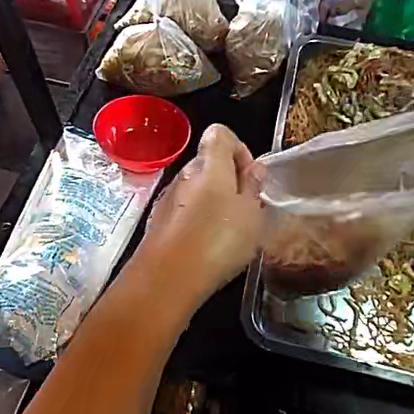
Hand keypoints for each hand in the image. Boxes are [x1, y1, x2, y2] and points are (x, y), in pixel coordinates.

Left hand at [133, 124, 264, 305]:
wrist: (166, 279)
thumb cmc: (217, 241)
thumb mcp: (251, 215)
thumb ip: (253, 187)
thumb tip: (254, 168)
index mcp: (210, 165)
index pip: (221, 134)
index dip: (240, 149)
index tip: (252, 177)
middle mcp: (185, 174)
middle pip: (208, 162)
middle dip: (229, 178)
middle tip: (246, 207)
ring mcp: (168, 198)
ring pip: (196, 188)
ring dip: (213, 201)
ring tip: (230, 231)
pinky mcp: (158, 222)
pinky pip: (184, 210)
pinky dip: (198, 220)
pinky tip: (208, 245)